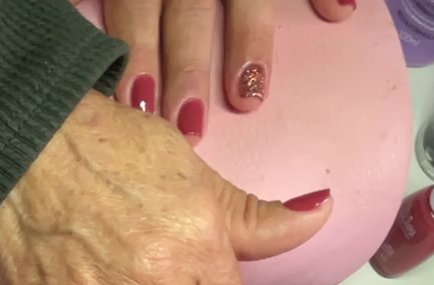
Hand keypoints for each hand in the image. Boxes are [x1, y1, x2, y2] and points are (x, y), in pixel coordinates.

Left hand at [97, 0, 356, 133]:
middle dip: (185, 65)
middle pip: (188, 3)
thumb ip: (126, 2)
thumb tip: (95, 50)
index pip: (134, 4)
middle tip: (188, 124)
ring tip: (248, 98)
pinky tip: (338, 13)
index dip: (135, 53)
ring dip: (247, 40)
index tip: (136, 106)